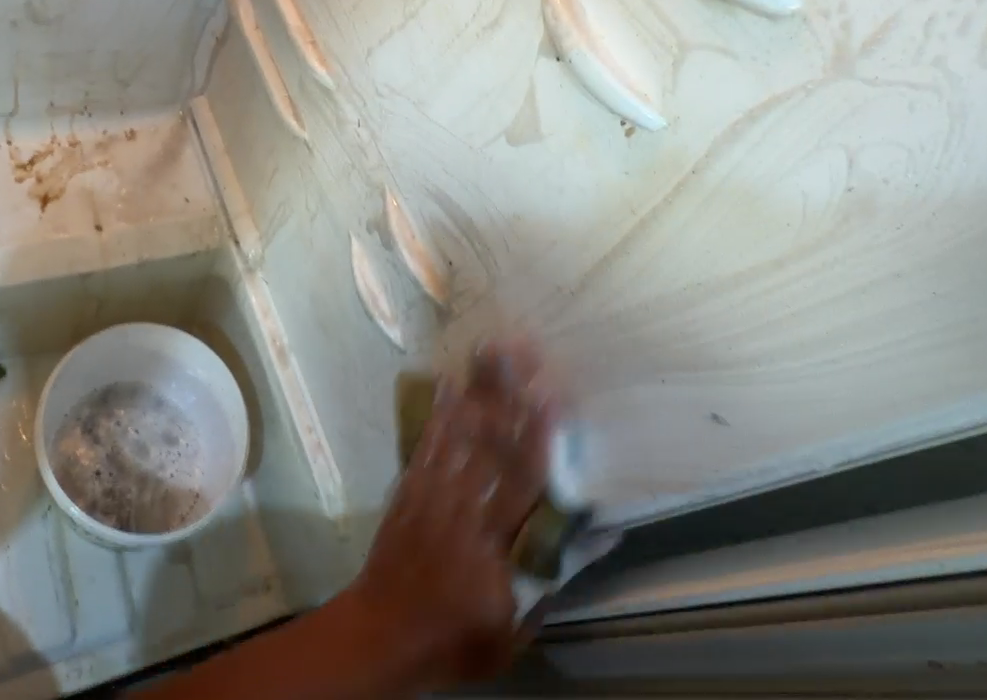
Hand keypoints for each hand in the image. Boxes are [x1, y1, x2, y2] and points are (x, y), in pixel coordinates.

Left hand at [344, 339, 555, 686]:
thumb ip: (557, 572)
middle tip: (518, 348)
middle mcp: (460, 505)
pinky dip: (436, 414)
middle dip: (505, 393)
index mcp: (492, 540)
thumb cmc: (457, 637)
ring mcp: (429, 493)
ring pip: (457, 434)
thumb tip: (603, 532)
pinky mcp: (407, 490)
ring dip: (475, 392)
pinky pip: (424, 445)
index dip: (537, 436)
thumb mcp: (517, 624)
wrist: (383, 632)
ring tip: (487, 351)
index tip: (551, 394)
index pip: (522, 479)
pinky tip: (445, 384)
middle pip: (487, 442)